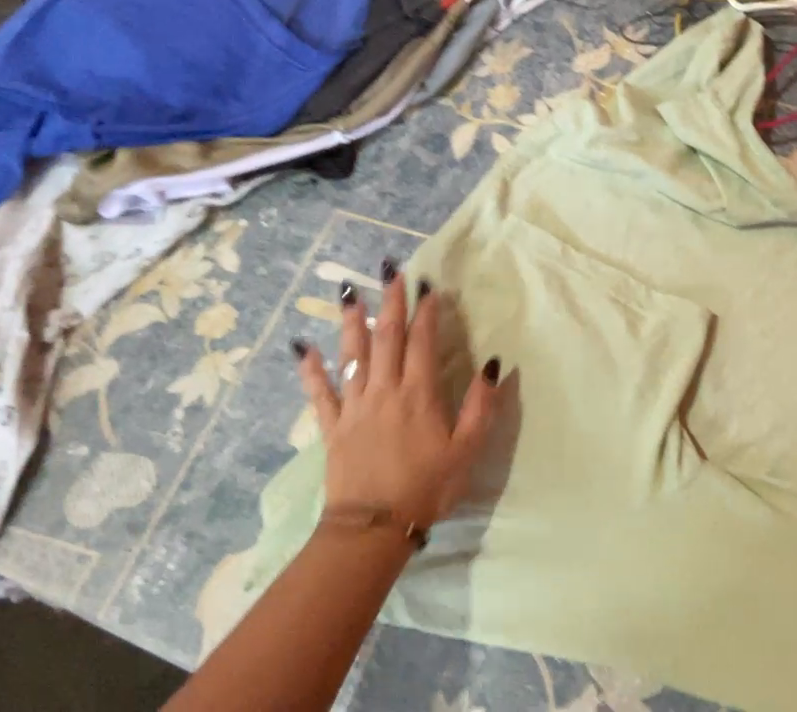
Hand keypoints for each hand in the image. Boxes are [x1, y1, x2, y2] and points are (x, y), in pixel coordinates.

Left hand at [292, 258, 499, 529]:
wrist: (373, 528)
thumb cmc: (428, 486)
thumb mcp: (468, 449)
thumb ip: (481, 406)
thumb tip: (492, 365)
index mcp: (419, 394)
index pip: (422, 341)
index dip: (426, 311)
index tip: (429, 285)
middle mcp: (384, 391)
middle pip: (386, 337)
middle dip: (390, 301)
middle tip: (391, 270)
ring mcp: (354, 407)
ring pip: (352, 355)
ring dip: (350, 321)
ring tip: (348, 291)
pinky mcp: (333, 428)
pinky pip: (320, 392)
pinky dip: (311, 368)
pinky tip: (304, 347)